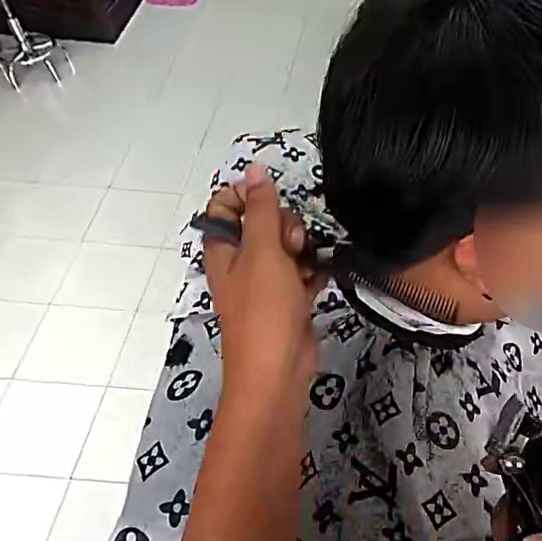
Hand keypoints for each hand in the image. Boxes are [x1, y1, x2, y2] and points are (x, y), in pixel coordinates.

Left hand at [202, 166, 323, 410]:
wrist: (277, 370)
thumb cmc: (264, 311)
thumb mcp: (262, 251)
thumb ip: (260, 209)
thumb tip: (253, 170)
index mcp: (223, 248)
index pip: (227, 205)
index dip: (250, 197)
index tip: (273, 206)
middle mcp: (241, 262)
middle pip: (263, 223)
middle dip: (284, 226)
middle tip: (290, 246)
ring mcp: (265, 283)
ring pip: (286, 248)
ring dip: (301, 251)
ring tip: (304, 267)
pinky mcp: (288, 301)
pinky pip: (301, 274)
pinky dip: (311, 274)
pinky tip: (317, 280)